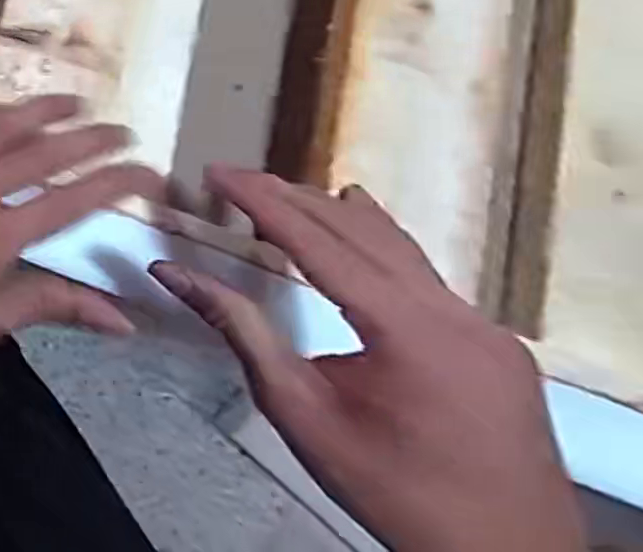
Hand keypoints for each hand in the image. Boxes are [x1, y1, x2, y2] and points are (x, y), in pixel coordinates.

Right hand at [149, 167, 583, 551]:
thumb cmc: (390, 487)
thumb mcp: (297, 408)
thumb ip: (237, 328)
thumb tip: (168, 270)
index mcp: (411, 334)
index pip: (321, 244)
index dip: (261, 202)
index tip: (214, 172)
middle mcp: (457, 319)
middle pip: (359, 234)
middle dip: (288, 196)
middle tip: (229, 174)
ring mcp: (484, 329)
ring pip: (395, 246)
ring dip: (328, 212)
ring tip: (272, 187)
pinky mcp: (491, 343)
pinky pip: (421, 270)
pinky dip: (372, 234)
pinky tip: (356, 209)